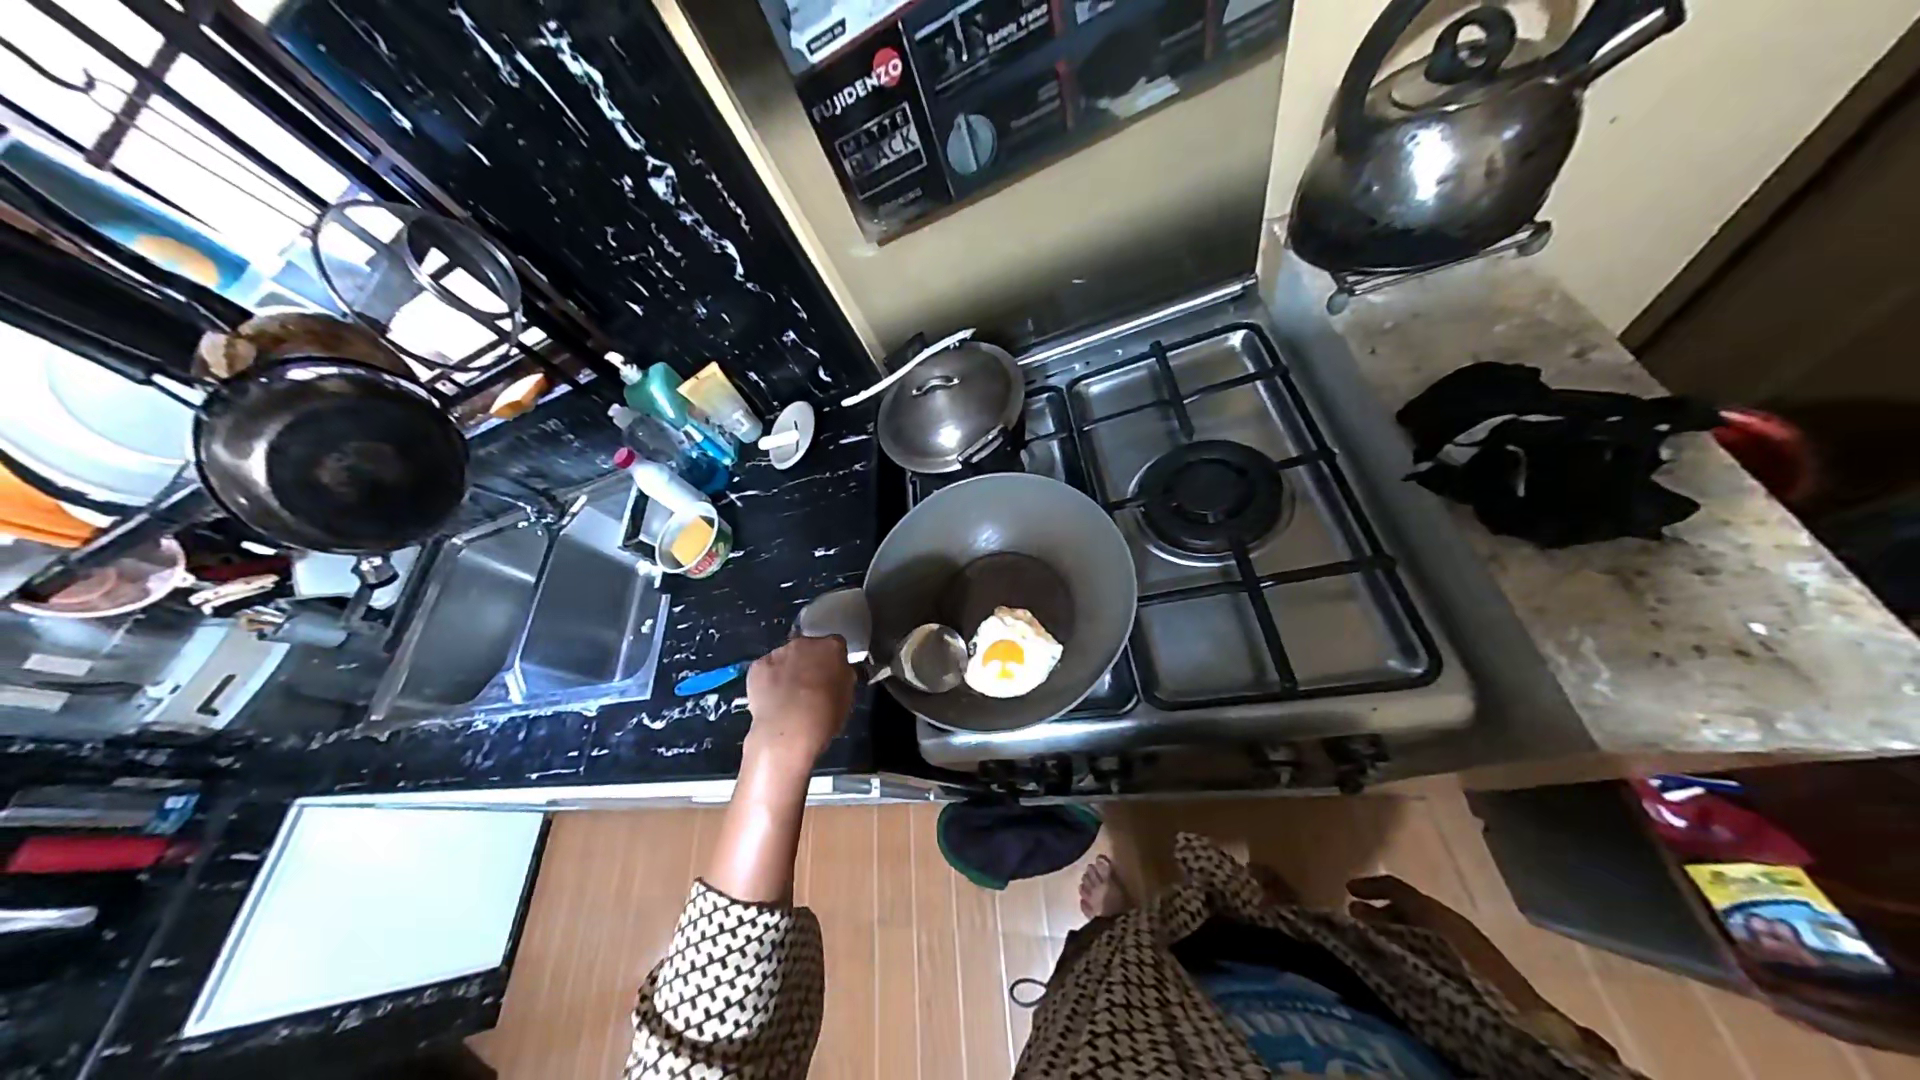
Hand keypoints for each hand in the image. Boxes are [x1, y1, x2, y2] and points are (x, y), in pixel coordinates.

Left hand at [744, 635, 855, 773]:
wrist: (790, 729)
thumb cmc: (826, 714)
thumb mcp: (848, 695)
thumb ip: (842, 676)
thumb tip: (837, 673)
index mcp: (831, 647)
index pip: (836, 645)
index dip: (833, 661)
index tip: (831, 675)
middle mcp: (804, 643)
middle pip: (808, 647)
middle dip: (808, 662)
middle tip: (808, 686)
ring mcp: (778, 653)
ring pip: (784, 657)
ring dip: (787, 670)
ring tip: (786, 696)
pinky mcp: (757, 666)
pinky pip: (765, 670)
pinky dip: (767, 680)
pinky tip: (770, 699)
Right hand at [1348, 875, 1621, 1062]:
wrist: (1530, 1027)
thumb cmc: (1472, 977)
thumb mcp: (1427, 947)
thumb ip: (1391, 933)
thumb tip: (1355, 909)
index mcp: (1442, 914)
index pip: (1400, 889)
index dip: (1372, 886)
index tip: (1346, 891)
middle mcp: (1453, 925)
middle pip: (1410, 909)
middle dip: (1379, 912)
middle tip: (1353, 920)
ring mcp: (1467, 950)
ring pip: (1420, 931)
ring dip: (1393, 933)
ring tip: (1371, 947)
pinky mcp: (1476, 975)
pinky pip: (1433, 951)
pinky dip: (1411, 952)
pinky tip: (1399, 970)